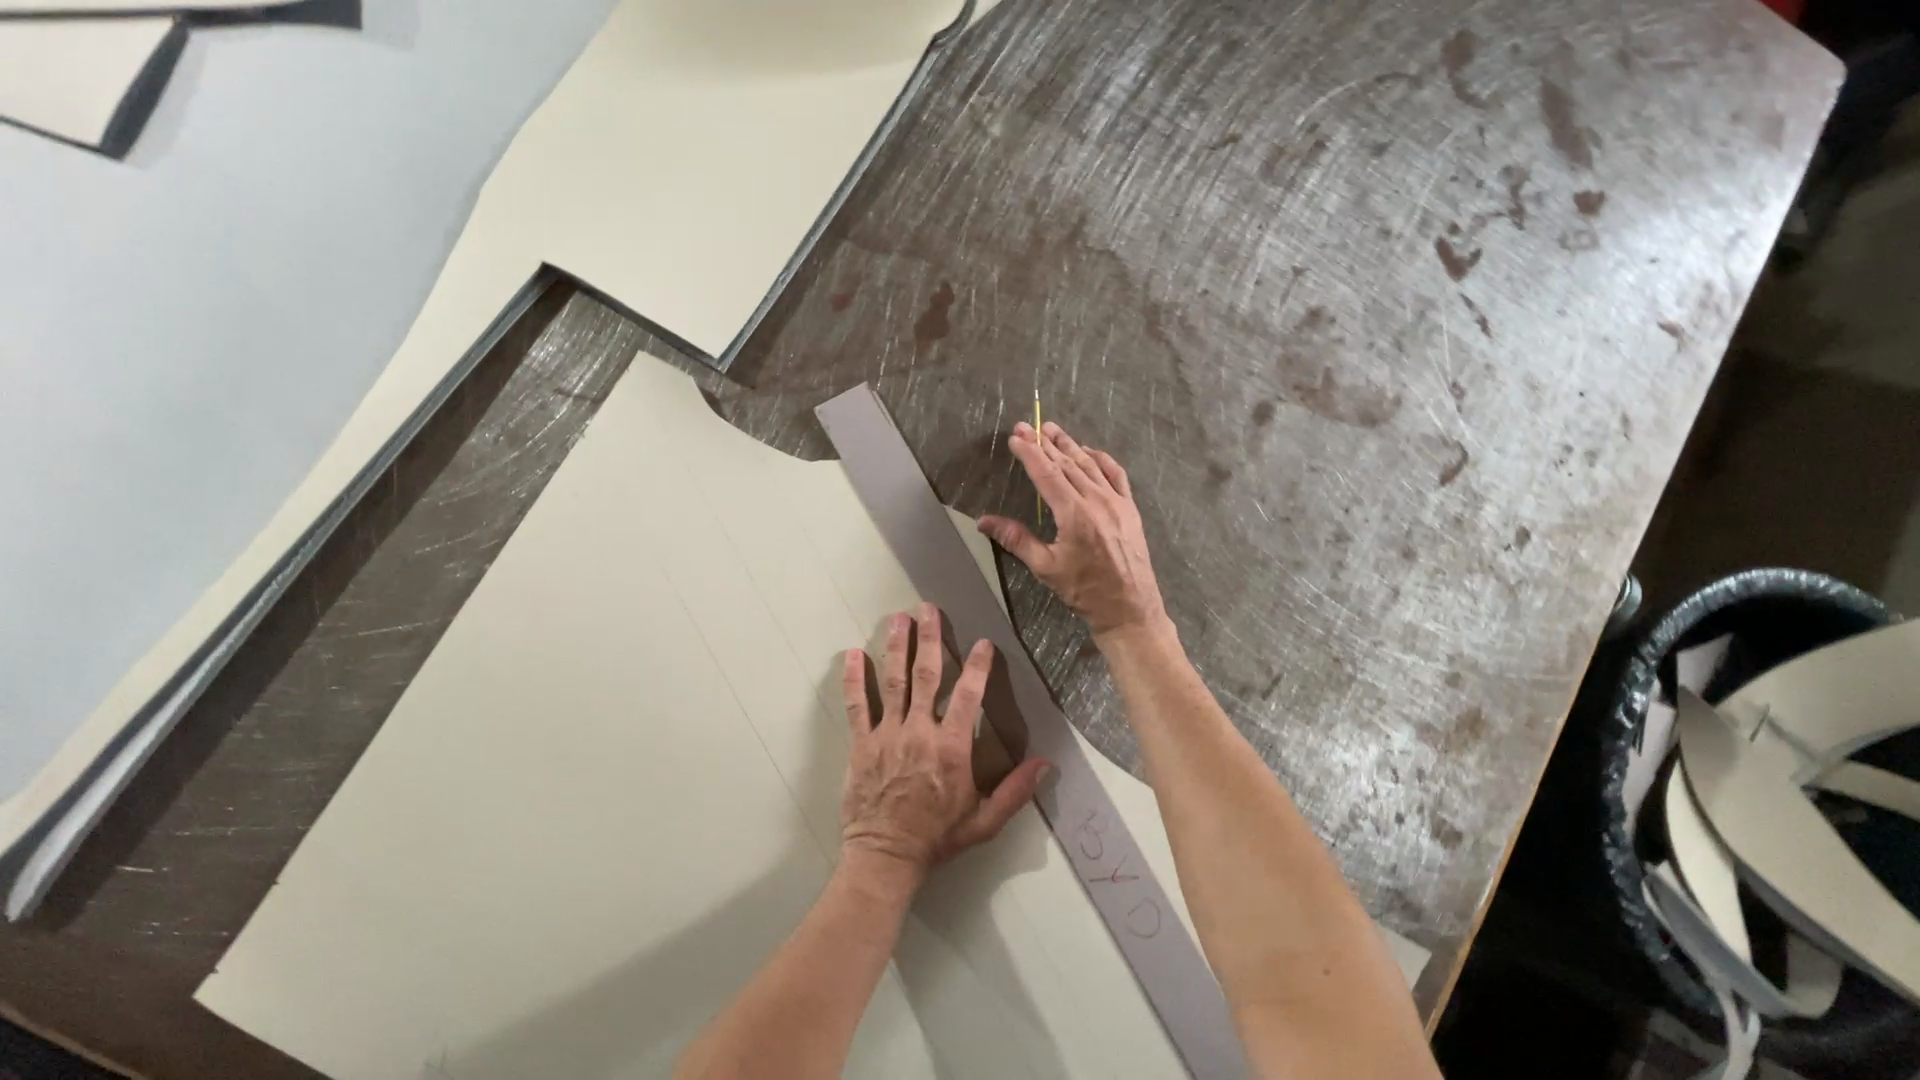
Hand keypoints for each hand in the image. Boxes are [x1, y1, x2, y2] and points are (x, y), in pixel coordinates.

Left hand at [839, 604, 1049, 878]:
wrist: (886, 856)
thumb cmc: (938, 838)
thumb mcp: (985, 821)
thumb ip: (1016, 791)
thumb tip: (1047, 764)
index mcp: (952, 747)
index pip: (968, 696)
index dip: (978, 667)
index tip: (983, 642)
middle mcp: (919, 732)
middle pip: (926, 675)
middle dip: (930, 639)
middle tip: (929, 608)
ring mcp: (887, 735)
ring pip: (893, 682)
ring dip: (896, 647)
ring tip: (898, 618)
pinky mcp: (861, 744)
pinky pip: (857, 706)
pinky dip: (854, 679)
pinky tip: (852, 654)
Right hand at [978, 422, 1170, 639]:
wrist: (1129, 608)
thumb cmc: (1085, 591)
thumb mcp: (1046, 568)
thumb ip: (1016, 539)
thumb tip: (983, 522)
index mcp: (1075, 514)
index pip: (1047, 474)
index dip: (1030, 453)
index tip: (1016, 436)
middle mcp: (1097, 501)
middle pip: (1067, 463)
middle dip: (1045, 443)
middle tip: (1028, 426)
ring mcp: (1117, 502)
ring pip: (1090, 465)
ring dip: (1070, 445)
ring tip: (1053, 429)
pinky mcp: (1130, 508)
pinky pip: (1116, 475)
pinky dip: (1101, 459)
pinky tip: (1090, 451)